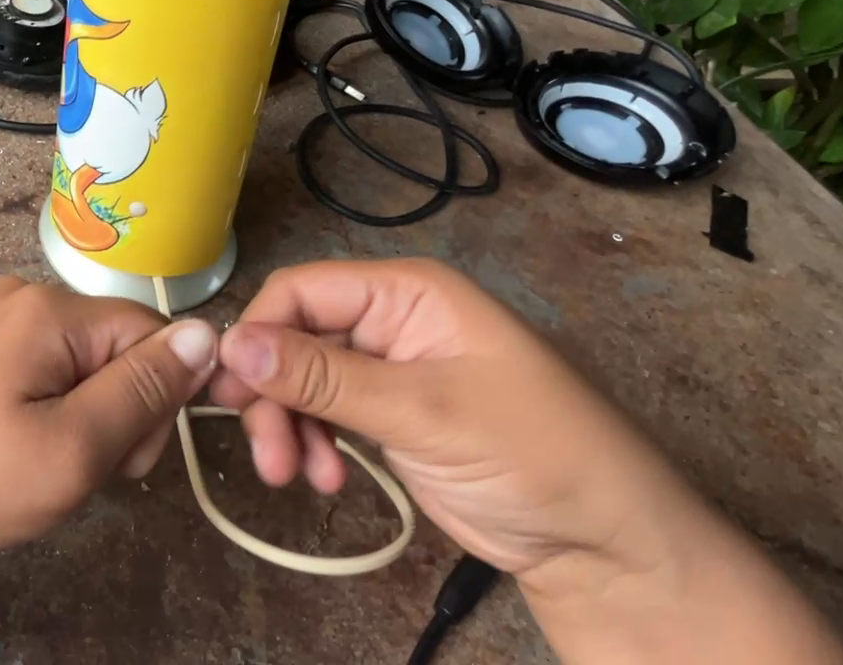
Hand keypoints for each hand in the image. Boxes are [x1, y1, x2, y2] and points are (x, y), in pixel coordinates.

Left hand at [0, 277, 218, 572]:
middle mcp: (26, 296)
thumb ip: (144, 391)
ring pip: (90, 364)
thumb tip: (208, 333)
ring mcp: (1, 319)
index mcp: (49, 308)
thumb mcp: (73, 447)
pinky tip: (30, 445)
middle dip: (121, 412)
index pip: (152, 334)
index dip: (159, 398)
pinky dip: (59, 411)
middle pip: (120, 347)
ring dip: (91, 418)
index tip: (127, 459)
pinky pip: (54, 369)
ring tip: (50, 463)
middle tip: (81, 467)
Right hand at [208, 259, 704, 585]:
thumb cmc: (535, 458)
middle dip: (272, 394)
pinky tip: (325, 477)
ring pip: (299, 379)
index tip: (230, 386)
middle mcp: (388, 320)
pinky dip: (311, 442)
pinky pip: (321, 412)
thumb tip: (232, 343)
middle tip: (263, 452)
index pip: (301, 291)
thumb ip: (324, 377)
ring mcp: (385, 369)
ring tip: (294, 476)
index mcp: (405, 293)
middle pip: (293, 338)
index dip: (260, 332)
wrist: (611, 551)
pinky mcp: (384, 413)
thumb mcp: (425, 412)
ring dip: (287, 424)